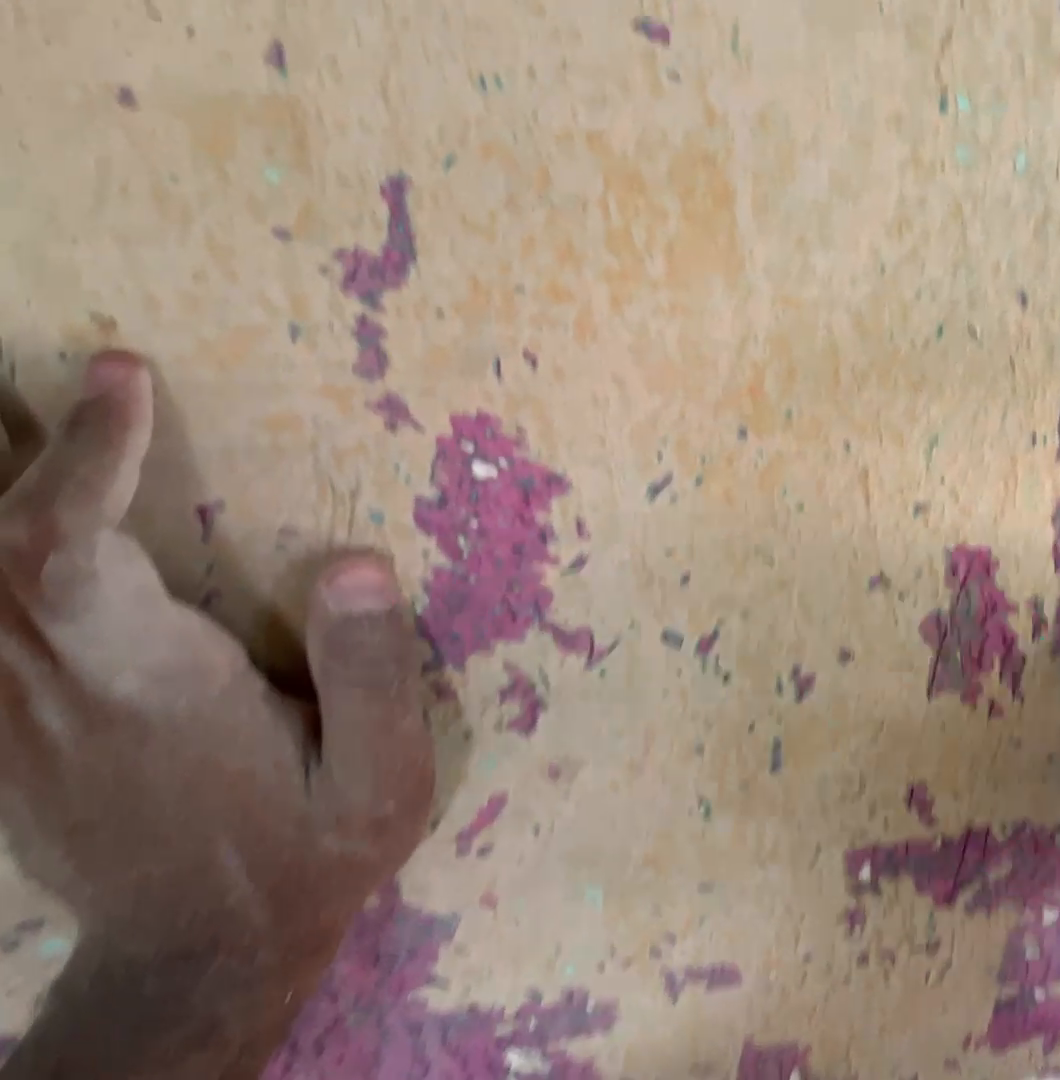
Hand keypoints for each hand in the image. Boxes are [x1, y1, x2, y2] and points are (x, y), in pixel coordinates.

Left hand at [0, 352, 434, 1077]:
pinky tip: (17, 524)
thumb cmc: (312, 850)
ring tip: (28, 422)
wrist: (204, 951)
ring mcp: (0, 715)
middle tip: (67, 375)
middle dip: (13, 447)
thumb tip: (357, 561)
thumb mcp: (382, 776)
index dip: (86, 451)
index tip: (120, 373)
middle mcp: (47, 689)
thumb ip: (371, 672)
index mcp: (149, 686)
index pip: (69, 547)